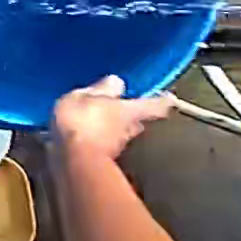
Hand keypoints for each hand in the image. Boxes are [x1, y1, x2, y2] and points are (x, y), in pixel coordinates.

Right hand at [52, 75, 173, 165]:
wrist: (74, 158)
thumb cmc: (81, 122)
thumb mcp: (81, 96)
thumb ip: (100, 89)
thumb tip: (116, 81)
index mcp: (130, 110)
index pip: (157, 104)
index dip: (162, 100)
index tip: (166, 97)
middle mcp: (132, 128)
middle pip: (140, 120)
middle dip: (132, 115)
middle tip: (119, 108)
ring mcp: (119, 145)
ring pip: (123, 133)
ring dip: (114, 128)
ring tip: (97, 122)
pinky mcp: (105, 157)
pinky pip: (106, 143)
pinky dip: (100, 139)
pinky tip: (84, 136)